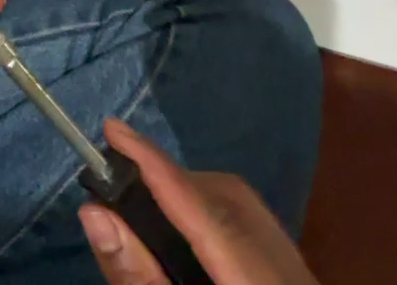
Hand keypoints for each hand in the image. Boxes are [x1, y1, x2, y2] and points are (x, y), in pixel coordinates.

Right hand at [81, 118, 320, 284]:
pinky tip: (184, 229)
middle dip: (173, 178)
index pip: (210, 215)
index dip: (159, 168)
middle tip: (118, 171)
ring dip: (191, 194)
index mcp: (262, 283)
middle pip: (234, 202)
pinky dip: (213, 214)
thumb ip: (140, 279)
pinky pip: (258, 228)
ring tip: (144, 201)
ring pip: (248, 210)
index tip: (113, 127)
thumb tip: (93, 212)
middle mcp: (294, 274)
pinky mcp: (296, 278)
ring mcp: (303, 275)